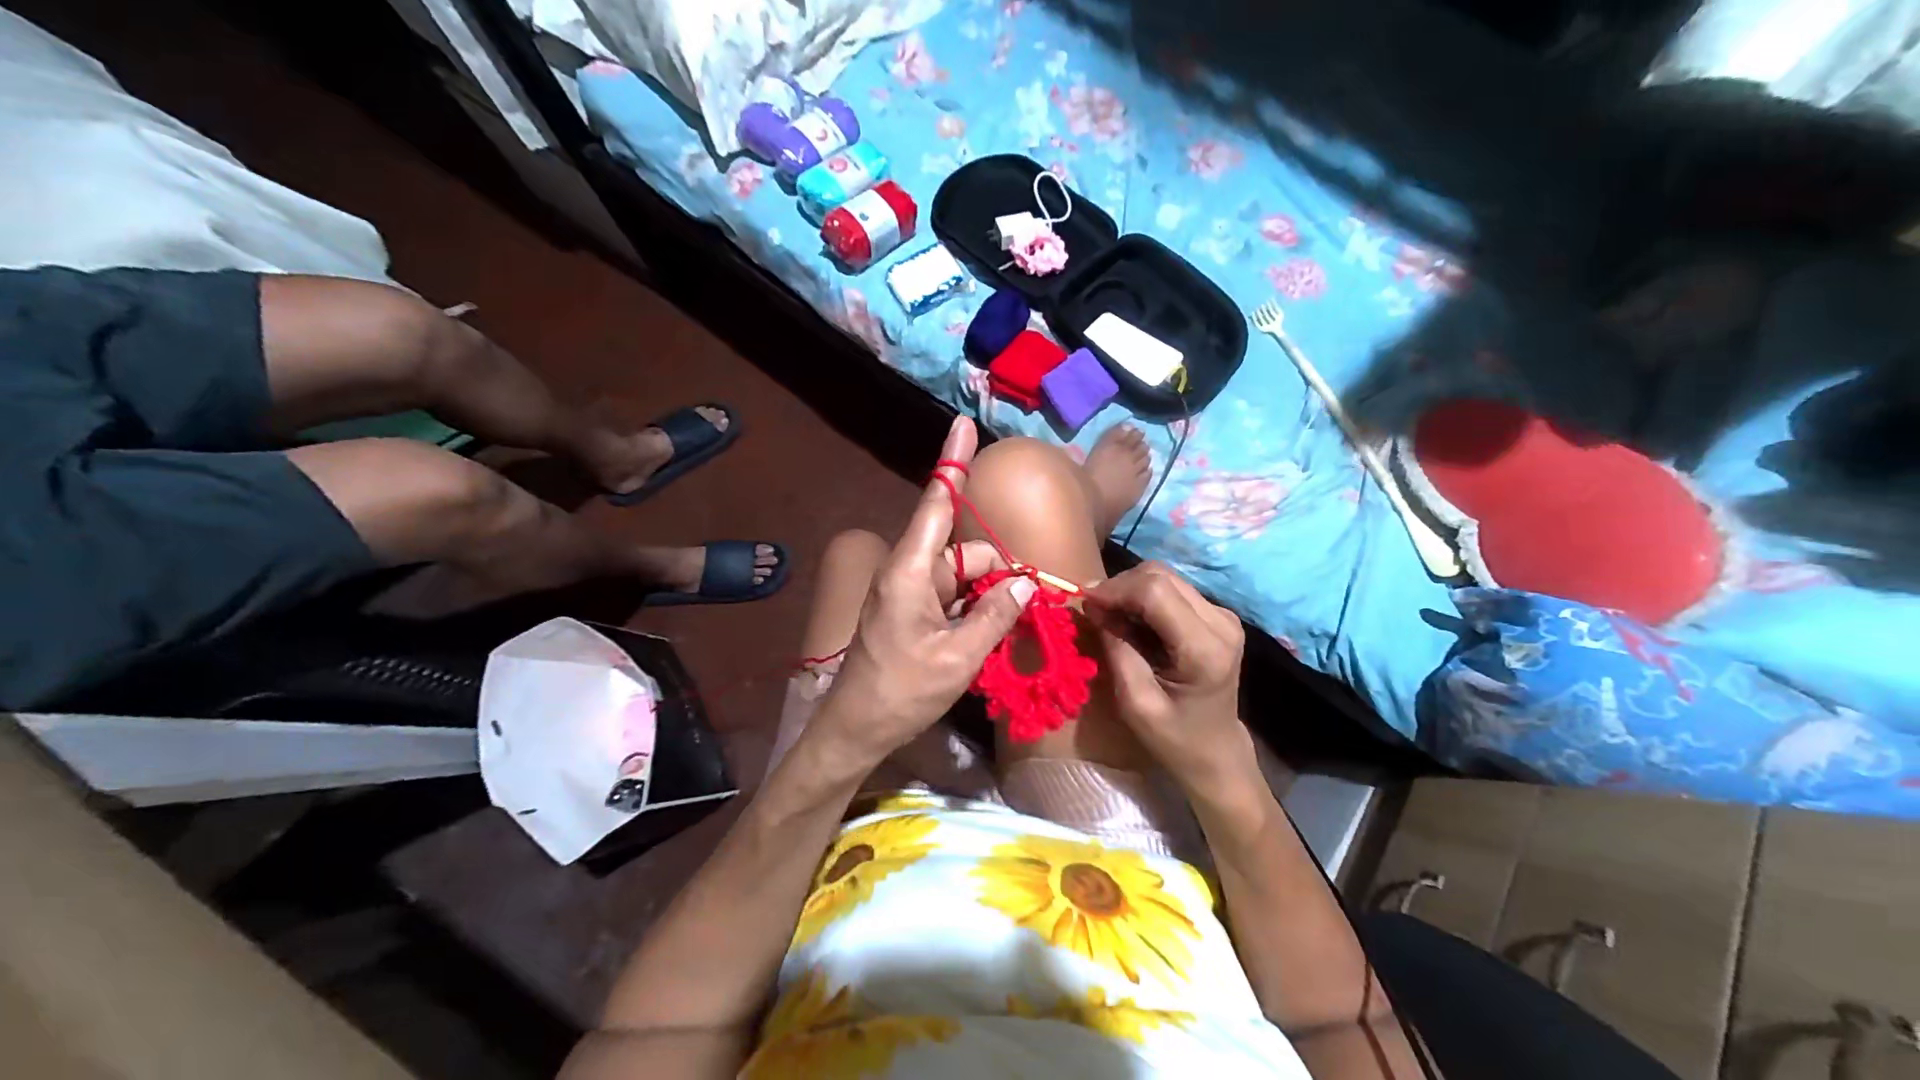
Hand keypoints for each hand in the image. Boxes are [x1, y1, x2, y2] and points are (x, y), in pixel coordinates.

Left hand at [809, 417, 1035, 766]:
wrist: (857, 729)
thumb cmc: (903, 692)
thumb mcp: (959, 657)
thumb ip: (996, 614)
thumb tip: (1026, 581)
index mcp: (910, 571)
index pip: (935, 504)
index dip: (952, 463)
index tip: (963, 425)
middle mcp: (908, 571)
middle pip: (965, 552)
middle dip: (997, 572)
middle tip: (1024, 609)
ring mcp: (909, 592)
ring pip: (963, 576)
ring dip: (988, 598)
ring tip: (1000, 636)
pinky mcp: (912, 611)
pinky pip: (954, 596)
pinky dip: (974, 610)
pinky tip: (986, 639)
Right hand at [1084, 562, 1249, 787]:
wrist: (1215, 752)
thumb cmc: (1173, 738)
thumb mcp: (1134, 702)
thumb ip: (1116, 649)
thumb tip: (1093, 605)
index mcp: (1204, 649)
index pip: (1155, 592)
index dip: (1115, 589)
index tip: (1085, 603)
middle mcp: (1221, 622)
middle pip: (1160, 576)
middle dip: (1119, 587)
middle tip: (1093, 611)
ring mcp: (1222, 615)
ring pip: (1164, 577)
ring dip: (1130, 591)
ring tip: (1110, 617)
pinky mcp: (1216, 614)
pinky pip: (1171, 589)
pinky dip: (1143, 597)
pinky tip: (1131, 621)